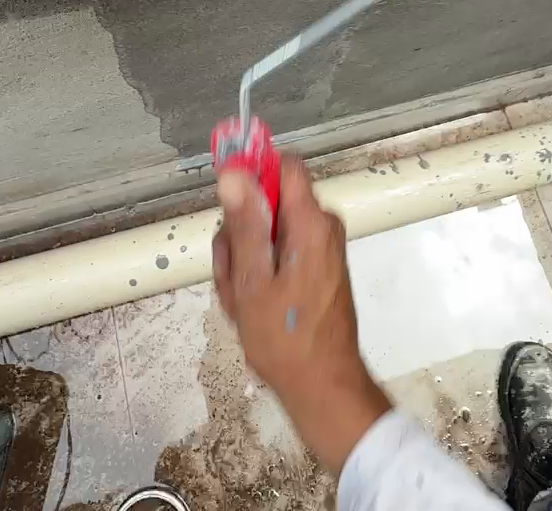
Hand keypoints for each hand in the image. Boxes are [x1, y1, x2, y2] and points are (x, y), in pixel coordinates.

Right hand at [212, 157, 390, 474]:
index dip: (253, 171)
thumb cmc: (284, 338)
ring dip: (247, 259)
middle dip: (243, 231)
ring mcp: (322, 246)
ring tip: (243, 299)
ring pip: (270, 229)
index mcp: (310, 221)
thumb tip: (234, 172)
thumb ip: (244, 222)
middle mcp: (322, 225)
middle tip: (234, 274)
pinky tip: (254, 305)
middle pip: (271, 201)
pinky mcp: (319, 265)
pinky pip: (281, 251)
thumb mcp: (252, 280)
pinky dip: (262, 272)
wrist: (323, 386)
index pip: (285, 165)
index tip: (228, 199)